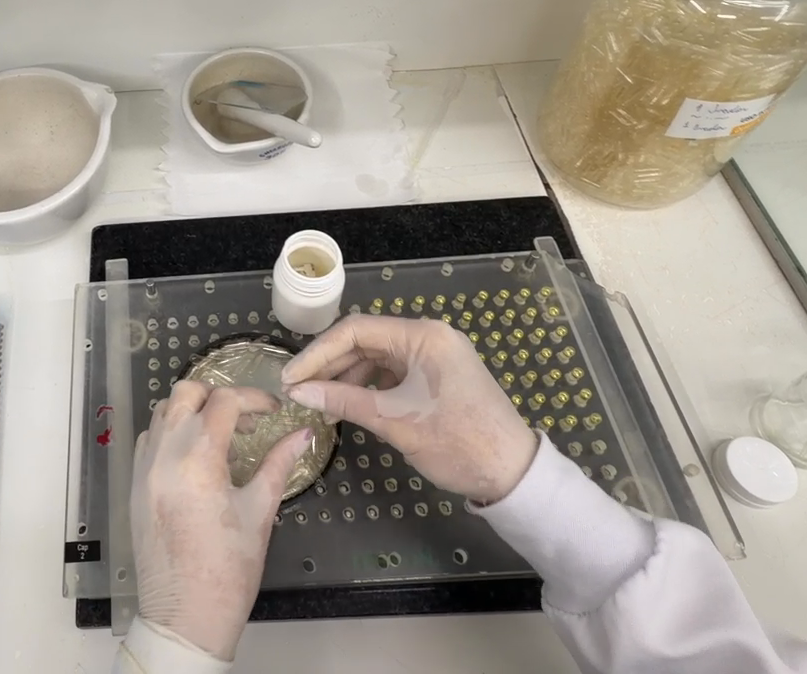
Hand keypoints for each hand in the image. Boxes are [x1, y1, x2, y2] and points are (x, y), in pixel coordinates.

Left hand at [131, 381, 311, 660]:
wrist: (185, 618)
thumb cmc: (229, 570)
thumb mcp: (260, 512)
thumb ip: (279, 464)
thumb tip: (303, 434)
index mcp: (199, 457)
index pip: (225, 401)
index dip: (253, 399)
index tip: (273, 412)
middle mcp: (165, 452)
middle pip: (186, 392)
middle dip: (217, 396)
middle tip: (243, 420)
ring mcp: (144, 466)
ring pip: (163, 410)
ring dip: (191, 410)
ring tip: (220, 436)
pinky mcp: (134, 482)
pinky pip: (148, 437)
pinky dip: (169, 431)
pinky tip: (192, 455)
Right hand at [281, 315, 536, 504]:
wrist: (515, 477)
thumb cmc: (458, 444)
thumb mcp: (396, 422)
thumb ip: (344, 401)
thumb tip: (297, 392)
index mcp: (422, 336)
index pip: (355, 330)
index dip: (318, 353)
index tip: (291, 377)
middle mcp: (427, 336)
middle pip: (364, 341)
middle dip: (329, 366)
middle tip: (298, 391)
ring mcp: (433, 355)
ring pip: (375, 357)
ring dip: (346, 378)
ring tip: (321, 405)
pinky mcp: (436, 374)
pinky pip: (391, 372)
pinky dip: (368, 387)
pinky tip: (348, 406)